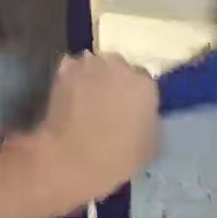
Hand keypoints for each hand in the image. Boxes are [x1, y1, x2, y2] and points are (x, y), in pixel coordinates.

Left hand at [23, 52, 159, 206]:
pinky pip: (71, 66)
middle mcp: (117, 65)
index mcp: (143, 83)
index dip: (135, 90)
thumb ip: (148, 116)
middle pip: (116, 64)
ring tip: (86, 94)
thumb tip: (140, 109)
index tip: (130, 102)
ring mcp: (88, 63)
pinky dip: (71, 76)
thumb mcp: (151, 141)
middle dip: (113, 76)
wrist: (77, 153)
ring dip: (91, 73)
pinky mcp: (64, 67)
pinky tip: (70, 92)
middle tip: (108, 96)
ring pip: (92, 62)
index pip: (142, 78)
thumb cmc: (121, 155)